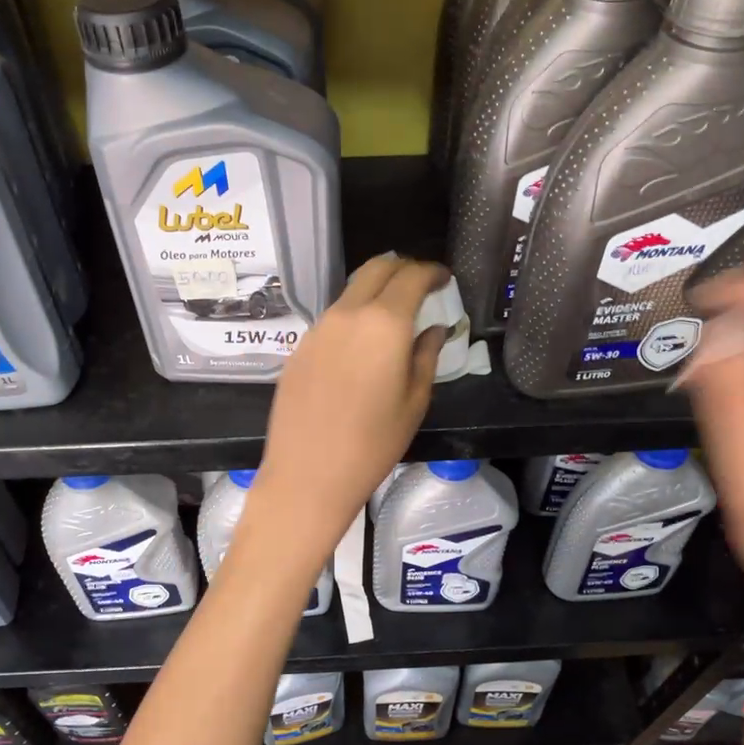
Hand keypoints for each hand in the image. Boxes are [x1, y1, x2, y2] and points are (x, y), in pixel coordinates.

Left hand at [250, 254, 448, 544]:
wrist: (307, 475)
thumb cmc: (373, 445)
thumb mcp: (414, 403)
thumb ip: (426, 356)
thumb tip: (433, 330)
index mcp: (384, 324)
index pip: (411, 276)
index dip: (432, 272)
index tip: (445, 279)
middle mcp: (347, 315)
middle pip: (376, 268)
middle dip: (402, 269)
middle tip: (420, 286)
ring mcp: (317, 330)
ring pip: (350, 293)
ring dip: (374, 293)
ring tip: (392, 316)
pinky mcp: (298, 349)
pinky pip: (331, 320)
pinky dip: (352, 318)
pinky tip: (360, 347)